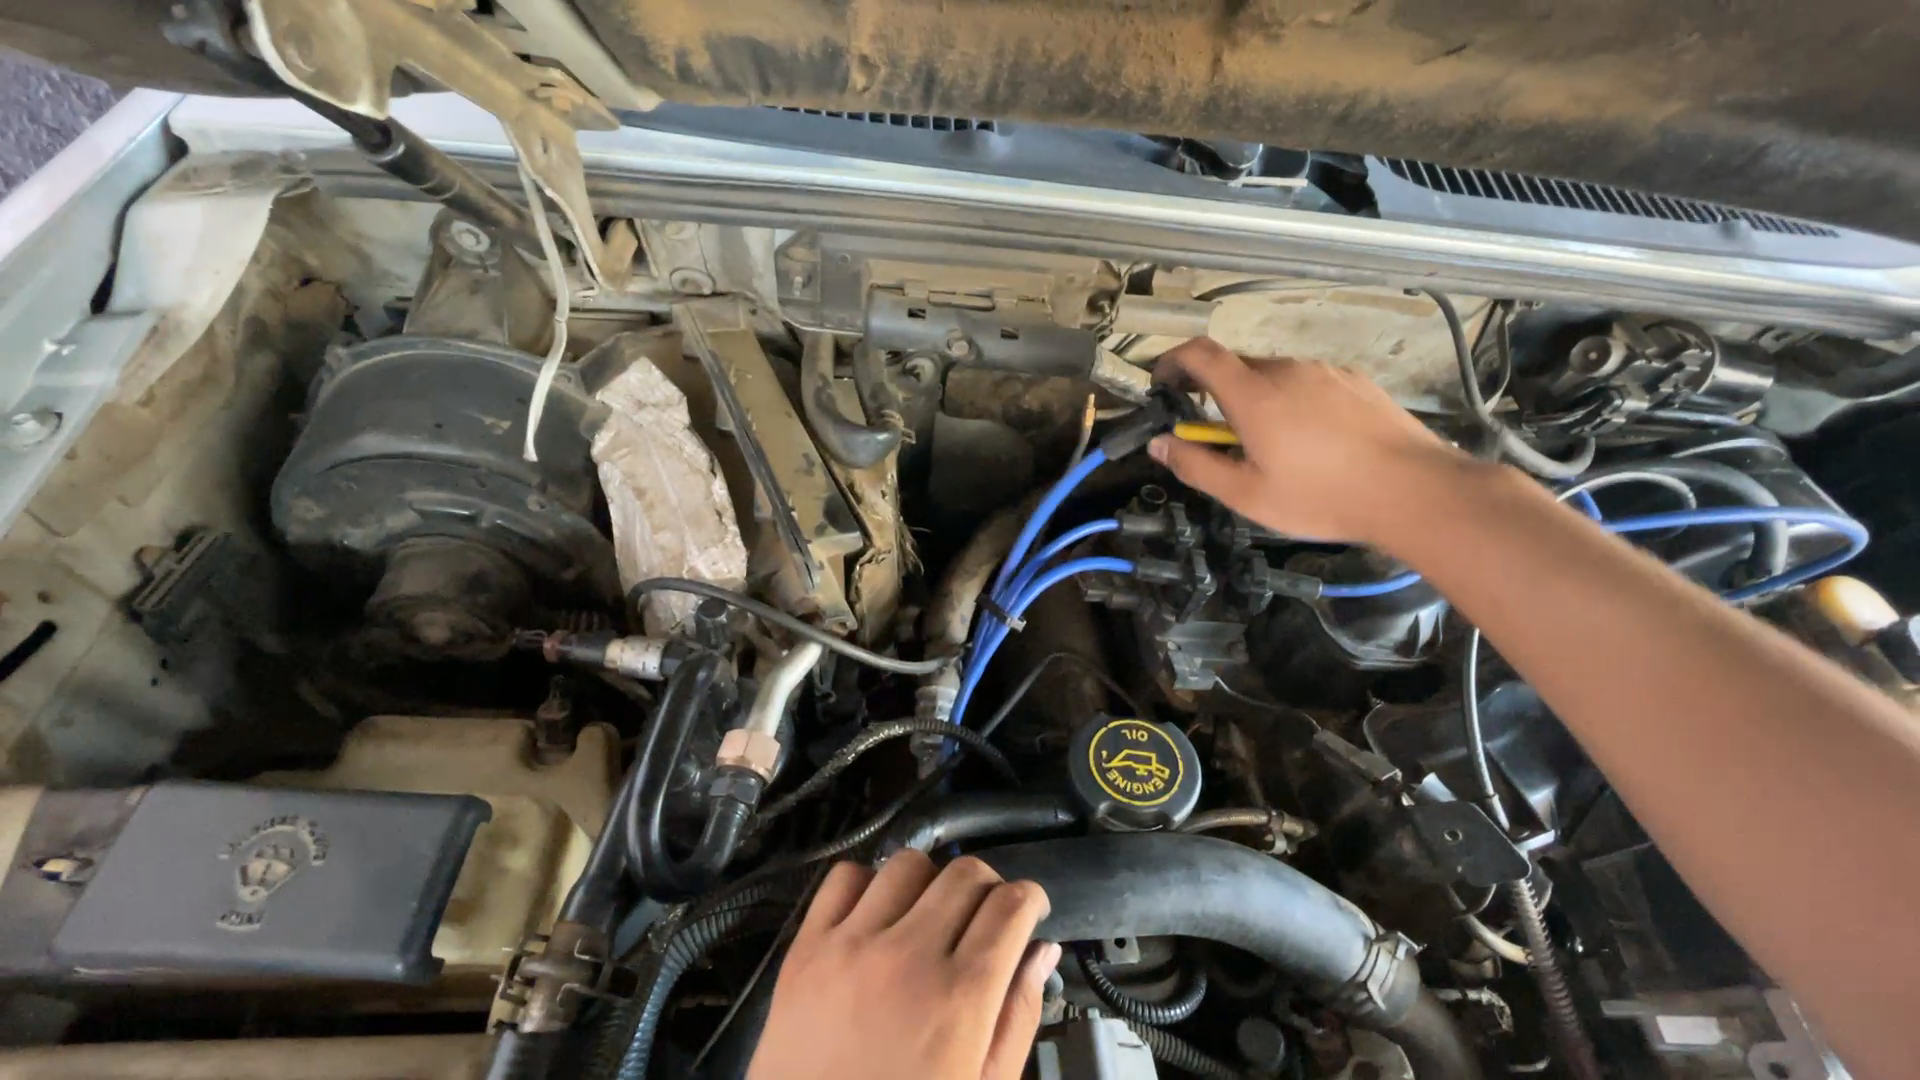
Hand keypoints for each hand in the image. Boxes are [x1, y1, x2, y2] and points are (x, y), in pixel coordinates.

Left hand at [748, 852, 1059, 1079]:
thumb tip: (1042, 950)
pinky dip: (867, 883)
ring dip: (930, 882)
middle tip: (982, 917)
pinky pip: (843, 878)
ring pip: (908, 864)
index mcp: (961, 998)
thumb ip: (1018, 1017)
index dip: (1030, 899)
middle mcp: (909, 957)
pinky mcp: (806, 949)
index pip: (1011, 905)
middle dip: (988, 886)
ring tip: (928, 915)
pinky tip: (876, 914)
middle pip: (965, 874)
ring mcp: (852, 946)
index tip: (1028, 910)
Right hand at [1148, 338, 1464, 543]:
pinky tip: (1312, 441)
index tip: (1161, 384)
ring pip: (1275, 376)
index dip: (1172, 361)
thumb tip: (1160, 445)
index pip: (1200, 354)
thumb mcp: (1247, 495)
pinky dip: (1293, 402)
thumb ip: (1196, 466)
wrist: (1413, 491)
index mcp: (1253, 395)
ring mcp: (1325, 372)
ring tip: (1272, 446)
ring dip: (1257, 400)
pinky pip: (1309, 383)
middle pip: (1236, 367)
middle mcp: (1287, 370)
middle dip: (1215, 394)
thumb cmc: (1322, 497)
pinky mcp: (1356, 381)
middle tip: (1219, 437)